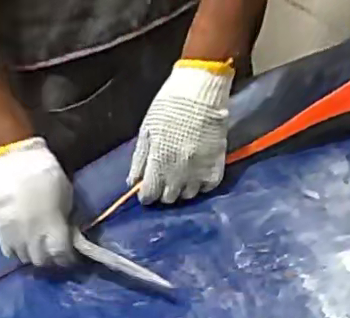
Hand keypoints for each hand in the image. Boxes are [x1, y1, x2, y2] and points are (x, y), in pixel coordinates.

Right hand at [0, 138, 76, 266]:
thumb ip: (65, 220)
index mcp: (52, 228)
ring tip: (37, 246)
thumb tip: (66, 234)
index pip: (61, 255)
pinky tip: (22, 243)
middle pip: (42, 261)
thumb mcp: (66, 196)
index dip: (67, 258)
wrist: (14, 163)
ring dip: (33, 255)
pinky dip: (18, 251)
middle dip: (50, 258)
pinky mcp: (0, 234)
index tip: (70, 256)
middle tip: (53, 251)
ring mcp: (14, 238)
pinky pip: (10, 252)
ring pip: (25, 259)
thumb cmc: (46, 174)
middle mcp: (33, 239)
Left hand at [128, 61, 231, 203]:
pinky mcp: (216, 161)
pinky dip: (203, 184)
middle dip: (163, 192)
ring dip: (183, 189)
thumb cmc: (169, 107)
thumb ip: (139, 161)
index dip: (146, 194)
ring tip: (181, 177)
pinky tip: (198, 174)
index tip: (147, 187)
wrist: (202, 86)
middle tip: (164, 180)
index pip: (148, 196)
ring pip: (188, 195)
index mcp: (158, 166)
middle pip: (168, 199)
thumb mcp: (146, 132)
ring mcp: (198, 169)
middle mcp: (177, 173)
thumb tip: (133, 183)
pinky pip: (209, 185)